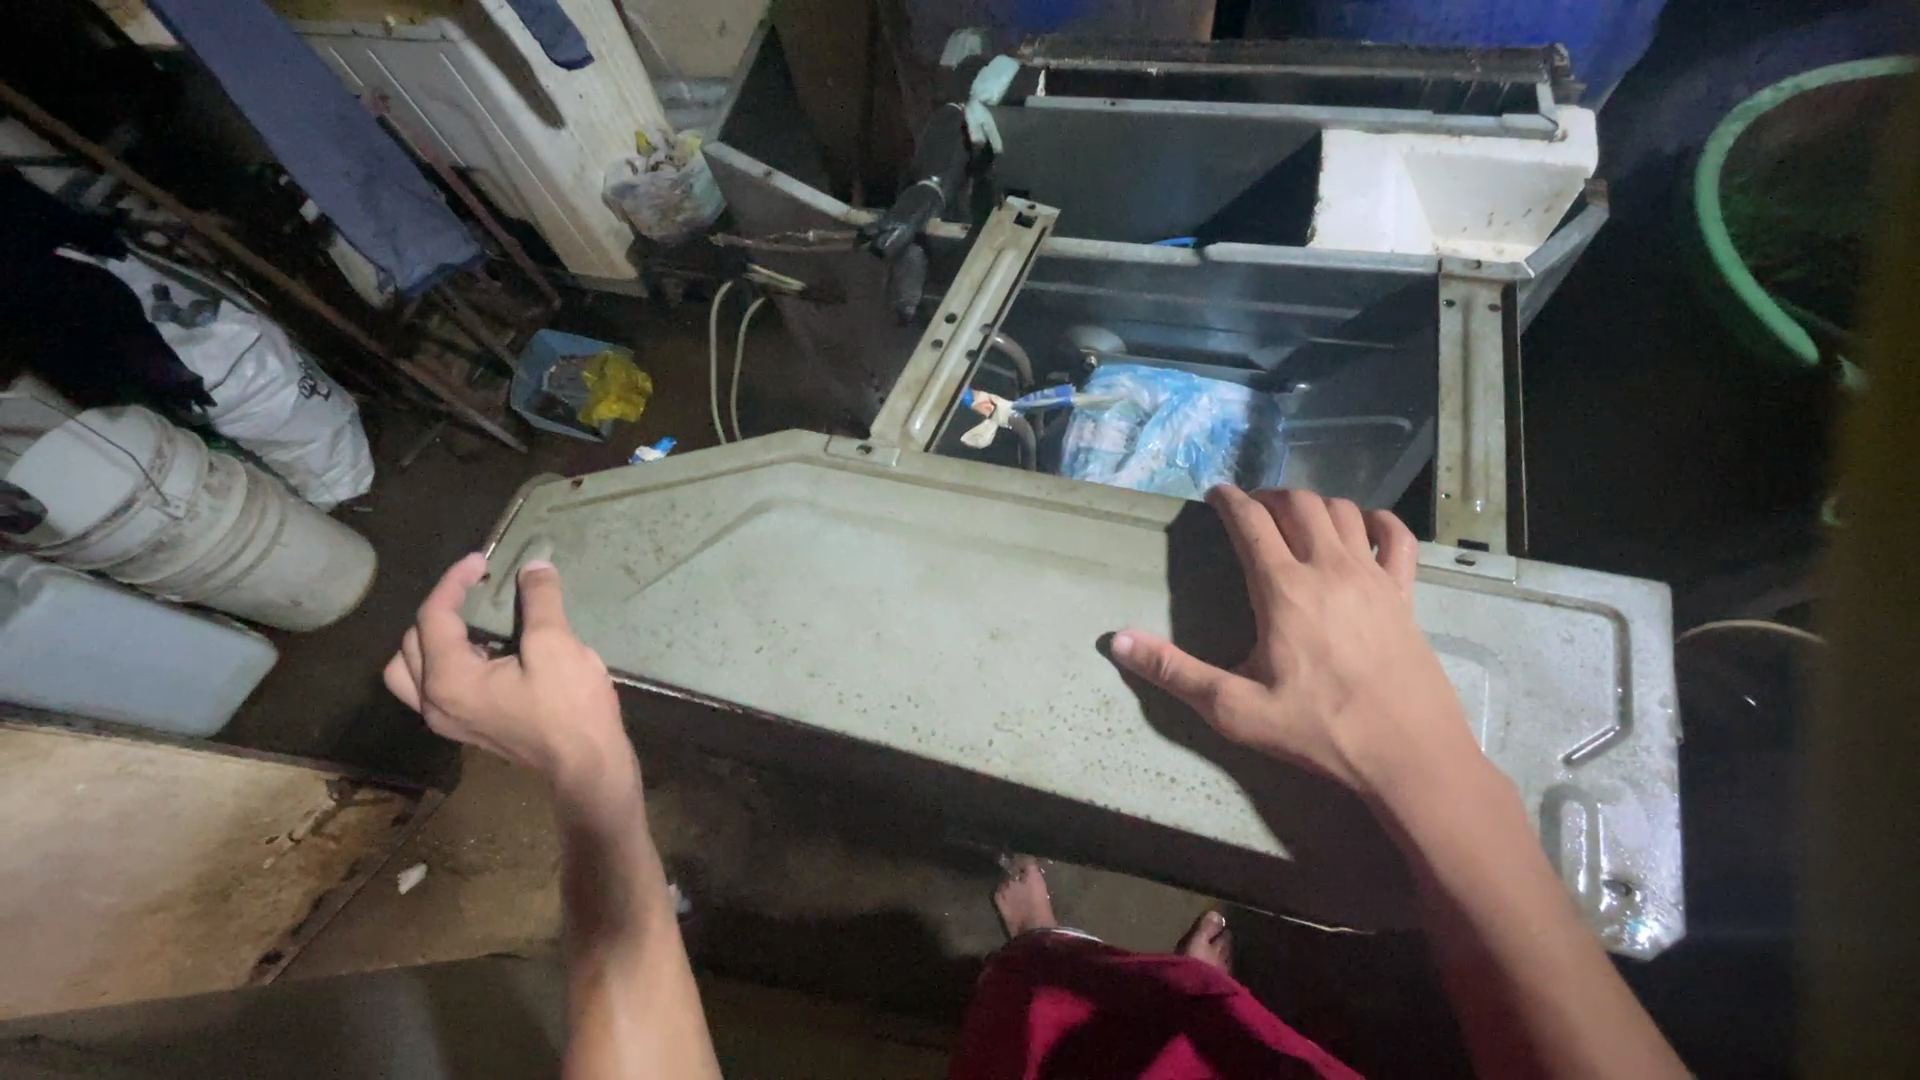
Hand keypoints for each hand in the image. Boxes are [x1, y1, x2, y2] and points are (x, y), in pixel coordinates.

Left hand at [385, 554, 630, 793]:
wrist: (587, 761)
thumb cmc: (570, 705)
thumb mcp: (557, 645)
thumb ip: (539, 602)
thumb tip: (535, 566)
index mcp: (448, 679)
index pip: (433, 617)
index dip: (455, 582)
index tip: (483, 561)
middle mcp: (433, 701)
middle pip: (412, 642)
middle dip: (442, 607)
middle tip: (478, 588)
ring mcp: (447, 719)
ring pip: (411, 670)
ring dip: (431, 639)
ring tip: (468, 622)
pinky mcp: (466, 728)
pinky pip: (432, 687)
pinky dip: (444, 661)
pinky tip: (482, 653)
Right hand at [1111, 487, 1481, 801]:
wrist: (1410, 757)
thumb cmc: (1318, 731)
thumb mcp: (1235, 709)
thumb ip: (1174, 671)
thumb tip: (1117, 641)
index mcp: (1283, 590)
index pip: (1251, 522)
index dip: (1229, 501)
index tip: (1215, 494)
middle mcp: (1329, 569)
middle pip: (1299, 504)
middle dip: (1269, 496)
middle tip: (1250, 509)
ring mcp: (1373, 578)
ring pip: (1343, 512)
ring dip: (1313, 504)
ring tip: (1294, 517)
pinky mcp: (1405, 595)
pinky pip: (1396, 538)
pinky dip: (1376, 521)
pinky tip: (1363, 529)